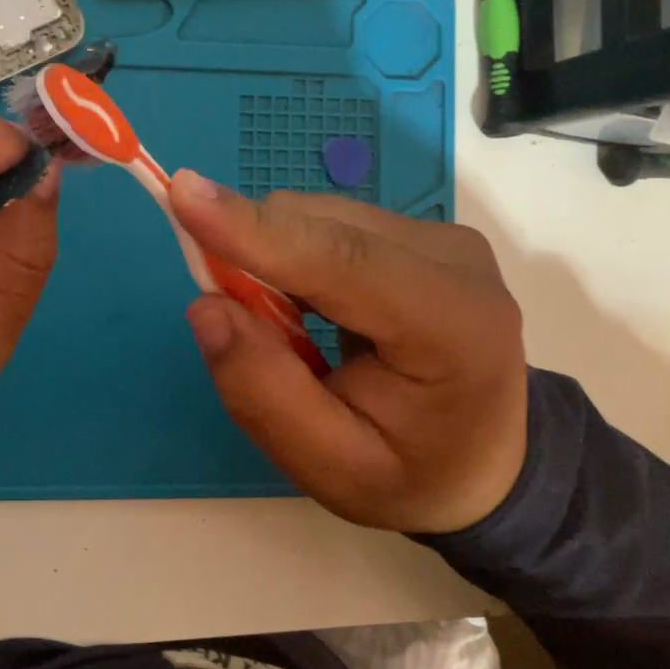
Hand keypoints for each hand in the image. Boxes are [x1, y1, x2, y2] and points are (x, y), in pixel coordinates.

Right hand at [169, 172, 526, 533]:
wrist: (489, 465)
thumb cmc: (411, 474)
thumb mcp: (331, 469)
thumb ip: (265, 394)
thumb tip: (205, 307)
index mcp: (451, 326)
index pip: (341, 260)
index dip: (257, 229)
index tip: (180, 194)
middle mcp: (454, 260)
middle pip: (319, 226)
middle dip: (250, 254)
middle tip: (233, 323)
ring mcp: (441, 238)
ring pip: (316, 216)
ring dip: (271, 259)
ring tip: (287, 334)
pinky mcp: (421, 233)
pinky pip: (327, 222)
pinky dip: (292, 256)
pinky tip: (310, 309)